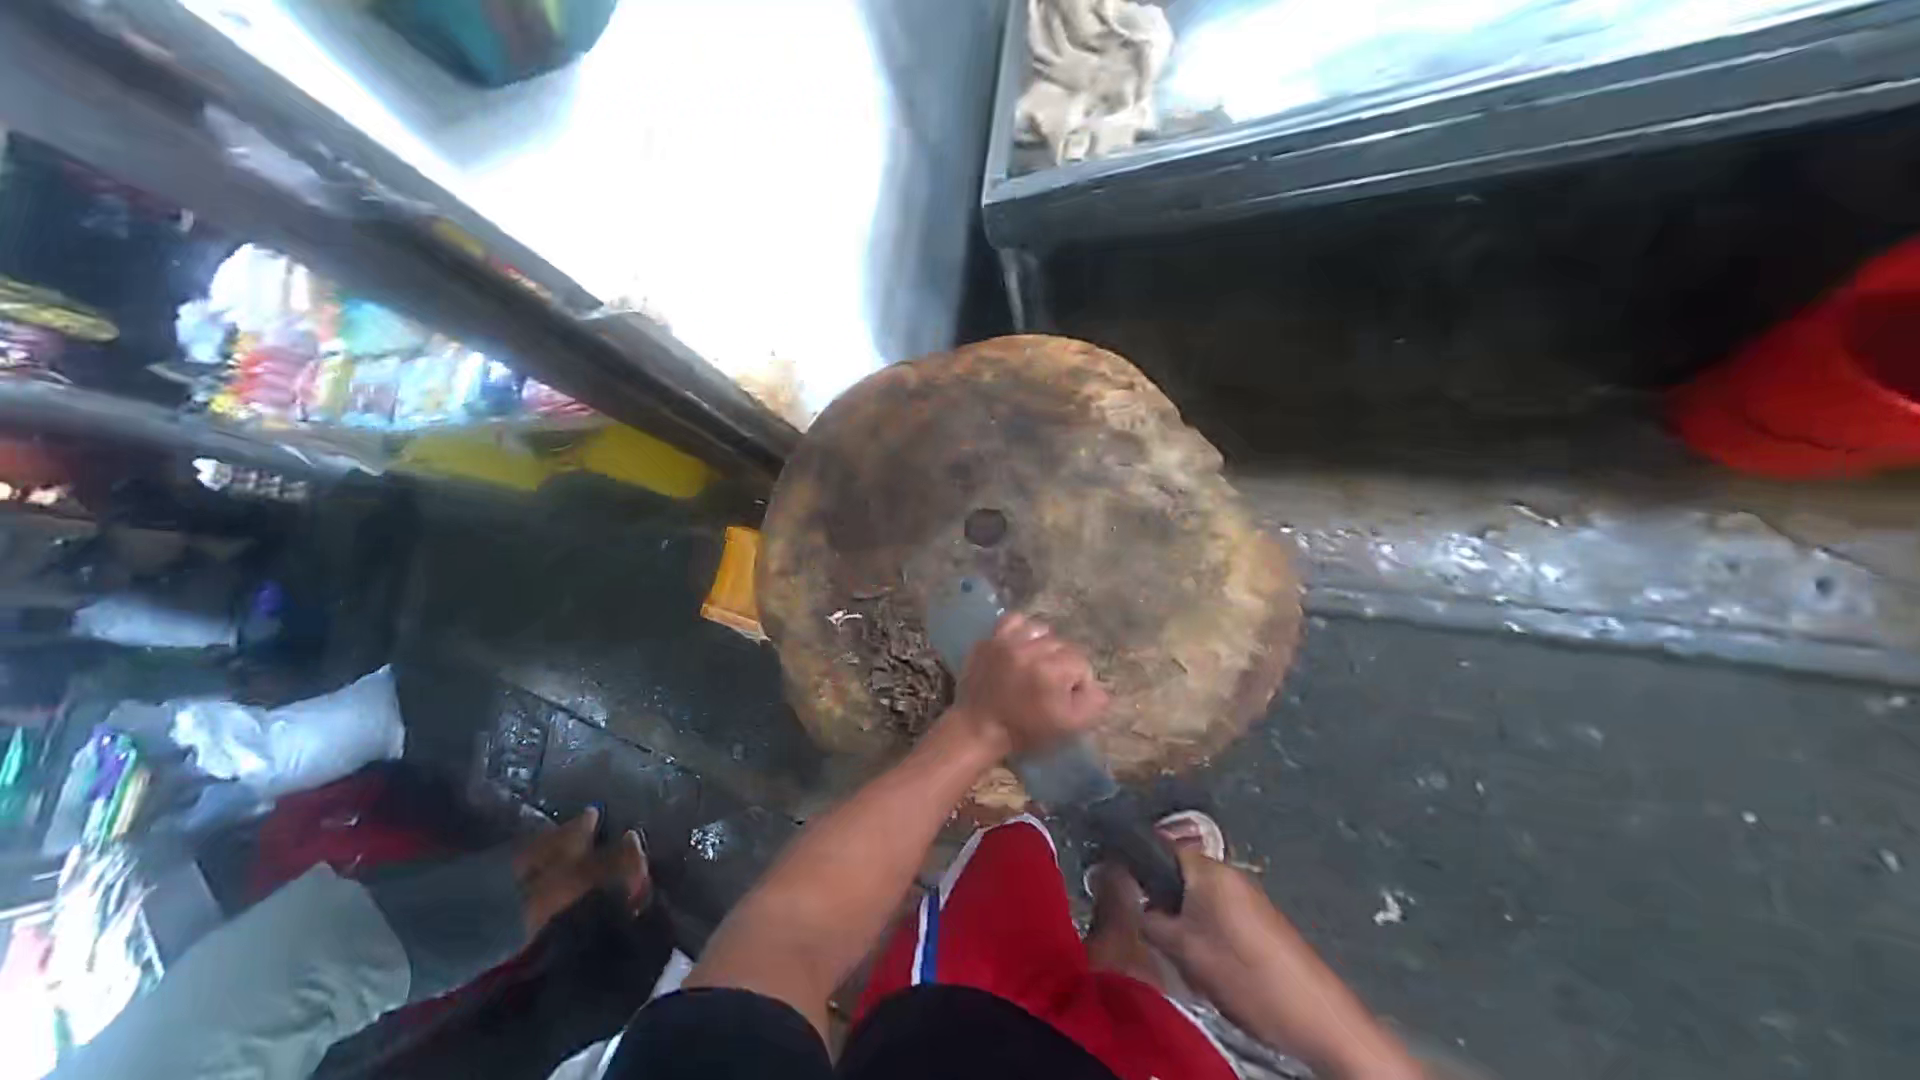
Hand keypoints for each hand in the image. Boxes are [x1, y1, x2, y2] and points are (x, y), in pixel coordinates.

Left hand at [948, 613, 1107, 756]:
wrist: (978, 729)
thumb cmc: (1026, 730)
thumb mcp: (1069, 726)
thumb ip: (1093, 703)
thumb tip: (1096, 686)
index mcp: (1052, 670)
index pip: (1081, 663)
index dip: (1077, 682)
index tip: (1064, 697)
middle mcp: (1030, 649)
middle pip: (1062, 645)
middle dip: (1061, 664)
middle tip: (1049, 684)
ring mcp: (1006, 641)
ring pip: (1040, 630)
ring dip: (1043, 645)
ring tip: (1035, 664)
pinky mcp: (989, 640)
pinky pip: (1012, 621)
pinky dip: (1021, 630)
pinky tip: (1020, 647)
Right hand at [1142, 843, 1425, 1079]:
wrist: (1317, 1017)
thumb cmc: (1243, 975)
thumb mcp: (1184, 951)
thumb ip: (1150, 921)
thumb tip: (1134, 904)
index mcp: (1209, 870)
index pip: (1161, 848)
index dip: (1139, 865)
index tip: (1121, 888)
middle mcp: (1230, 874)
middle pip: (1180, 876)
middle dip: (1164, 902)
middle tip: (1155, 934)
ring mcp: (1249, 897)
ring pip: (1199, 899)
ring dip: (1185, 922)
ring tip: (1183, 956)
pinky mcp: (1262, 921)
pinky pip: (1219, 915)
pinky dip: (1208, 934)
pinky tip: (1210, 966)